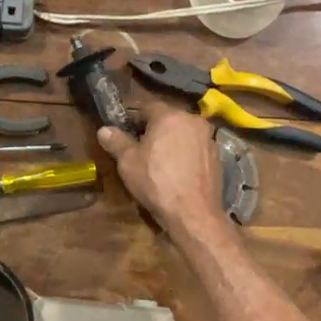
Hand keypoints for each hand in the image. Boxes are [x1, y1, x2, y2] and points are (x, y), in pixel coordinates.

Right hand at [97, 104, 227, 236]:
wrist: (193, 213)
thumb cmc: (156, 182)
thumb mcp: (128, 162)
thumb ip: (116, 142)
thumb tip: (104, 130)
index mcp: (170, 115)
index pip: (146, 106)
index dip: (132, 117)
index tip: (123, 127)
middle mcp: (193, 120)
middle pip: (168, 119)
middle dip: (153, 129)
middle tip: (138, 145)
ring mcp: (208, 139)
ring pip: (183, 134)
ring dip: (171, 142)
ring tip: (157, 160)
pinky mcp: (217, 157)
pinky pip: (195, 150)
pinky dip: (184, 155)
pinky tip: (176, 171)